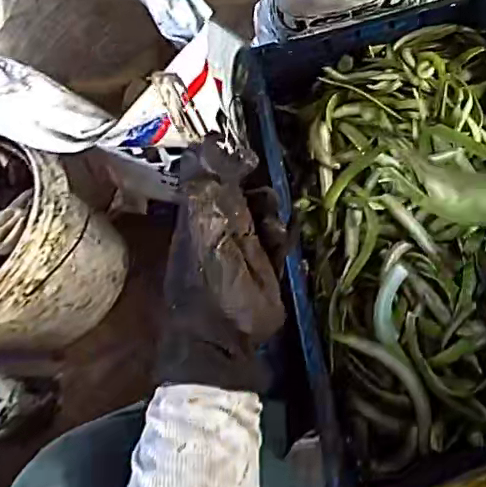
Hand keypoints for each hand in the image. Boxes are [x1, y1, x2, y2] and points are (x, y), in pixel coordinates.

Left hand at [157, 137, 285, 390]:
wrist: (224, 342)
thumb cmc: (208, 290)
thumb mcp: (205, 235)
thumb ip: (209, 193)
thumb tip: (209, 144)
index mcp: (199, 216)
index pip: (213, 174)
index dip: (229, 159)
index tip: (248, 153)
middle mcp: (222, 225)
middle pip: (244, 189)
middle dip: (258, 188)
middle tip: (263, 202)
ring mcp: (246, 243)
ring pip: (266, 209)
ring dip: (273, 212)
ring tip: (272, 232)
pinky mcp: (267, 261)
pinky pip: (281, 234)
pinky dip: (286, 231)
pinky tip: (282, 239)